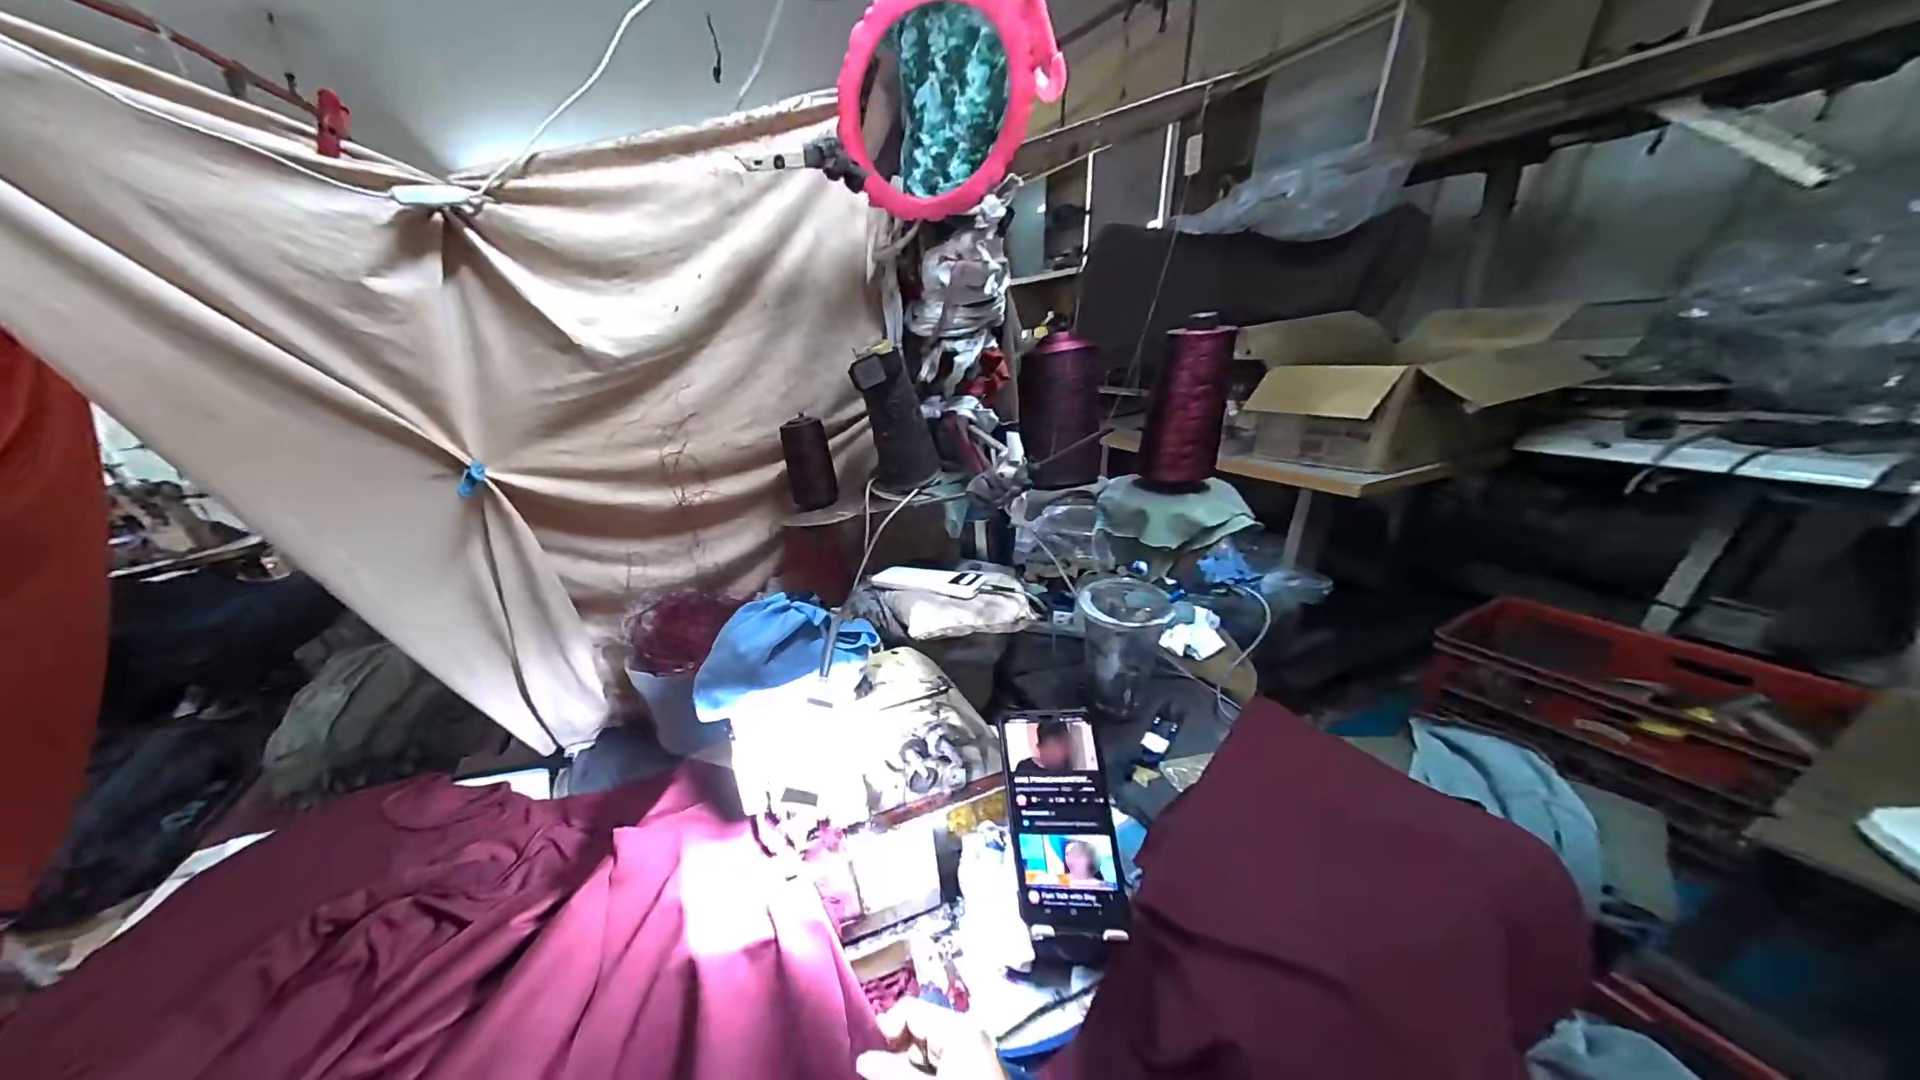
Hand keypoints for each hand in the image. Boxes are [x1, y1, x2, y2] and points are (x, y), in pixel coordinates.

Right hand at [855, 998, 1005, 1078]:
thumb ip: (893, 1073)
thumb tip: (862, 1059)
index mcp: (958, 1027)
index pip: (910, 1010)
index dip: (886, 1031)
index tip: (868, 1061)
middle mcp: (966, 1031)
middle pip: (918, 1030)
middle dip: (896, 1055)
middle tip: (879, 1077)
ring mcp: (972, 1053)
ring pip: (926, 1051)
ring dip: (908, 1069)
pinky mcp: (973, 1072)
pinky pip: (940, 1065)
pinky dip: (923, 1075)